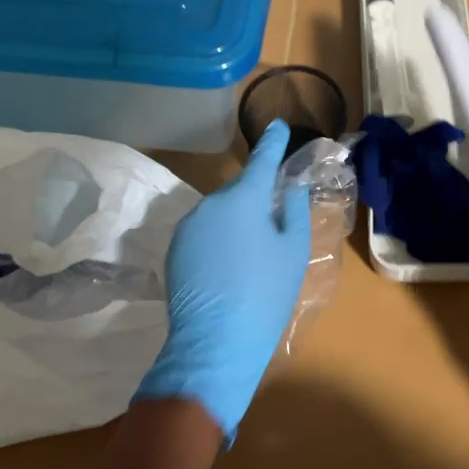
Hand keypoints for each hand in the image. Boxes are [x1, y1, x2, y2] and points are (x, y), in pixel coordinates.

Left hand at [135, 119, 310, 436]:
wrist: (215, 343)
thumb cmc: (265, 293)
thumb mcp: (293, 251)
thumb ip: (293, 211)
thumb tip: (290, 187)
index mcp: (244, 198)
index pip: (262, 160)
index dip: (273, 143)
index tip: (279, 126)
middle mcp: (211, 203)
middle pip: (239, 189)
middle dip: (255, 195)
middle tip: (274, 216)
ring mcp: (189, 226)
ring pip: (220, 211)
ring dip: (236, 219)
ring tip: (252, 250)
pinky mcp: (175, 250)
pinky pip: (204, 231)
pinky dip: (218, 237)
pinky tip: (229, 264)